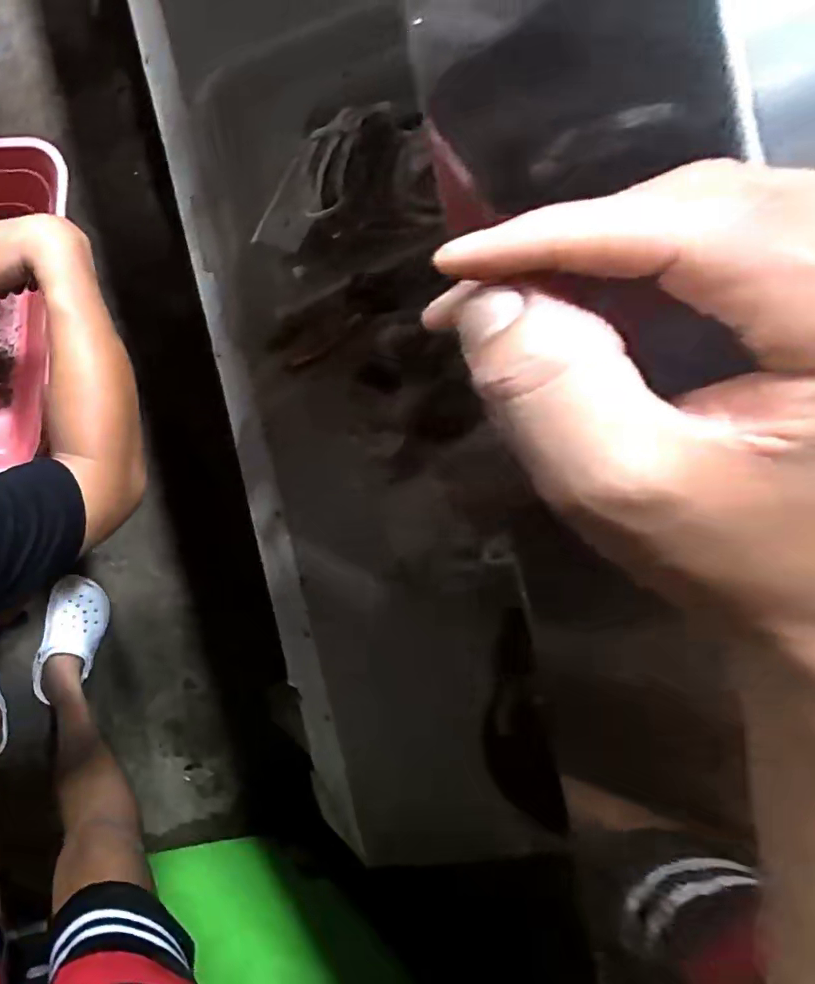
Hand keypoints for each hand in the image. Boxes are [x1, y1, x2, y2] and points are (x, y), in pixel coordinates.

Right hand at [0, 215, 94, 307]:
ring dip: (24, 273)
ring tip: (27, 288)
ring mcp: (44, 225)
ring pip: (28, 254)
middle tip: (8, 293)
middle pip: (7, 255)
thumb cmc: (16, 261)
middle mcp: (19, 222)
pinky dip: (43, 267)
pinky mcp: (64, 233)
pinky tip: (43, 279)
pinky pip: (48, 254)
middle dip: (6, 277)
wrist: (57, 250)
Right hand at [424, 160, 814, 648]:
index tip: (453, 261)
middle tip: (474, 293)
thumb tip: (484, 304)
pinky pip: (758, 235)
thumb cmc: (747, 555)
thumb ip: (545, 389)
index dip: (557, 233)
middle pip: (722, 199)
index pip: (696, 228)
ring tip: (517, 296)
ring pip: (739, 206)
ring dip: (609, 243)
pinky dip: (653, 256)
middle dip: (576, 236)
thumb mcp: (617, 482)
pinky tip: (589, 295)